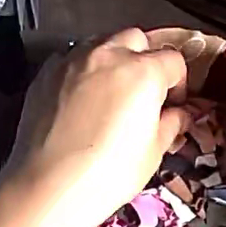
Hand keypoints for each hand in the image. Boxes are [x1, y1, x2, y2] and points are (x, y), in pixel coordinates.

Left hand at [0, 29, 190, 226]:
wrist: (49, 186)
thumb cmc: (109, 173)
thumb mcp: (153, 152)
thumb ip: (170, 124)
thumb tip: (179, 115)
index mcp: (144, 72)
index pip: (173, 60)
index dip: (178, 83)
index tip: (173, 104)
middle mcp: (109, 55)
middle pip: (136, 39)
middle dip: (145, 59)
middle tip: (144, 92)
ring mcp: (73, 60)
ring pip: (101, 43)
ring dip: (113, 59)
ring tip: (112, 92)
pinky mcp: (46, 73)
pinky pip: (72, 59)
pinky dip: (83, 71)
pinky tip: (81, 99)